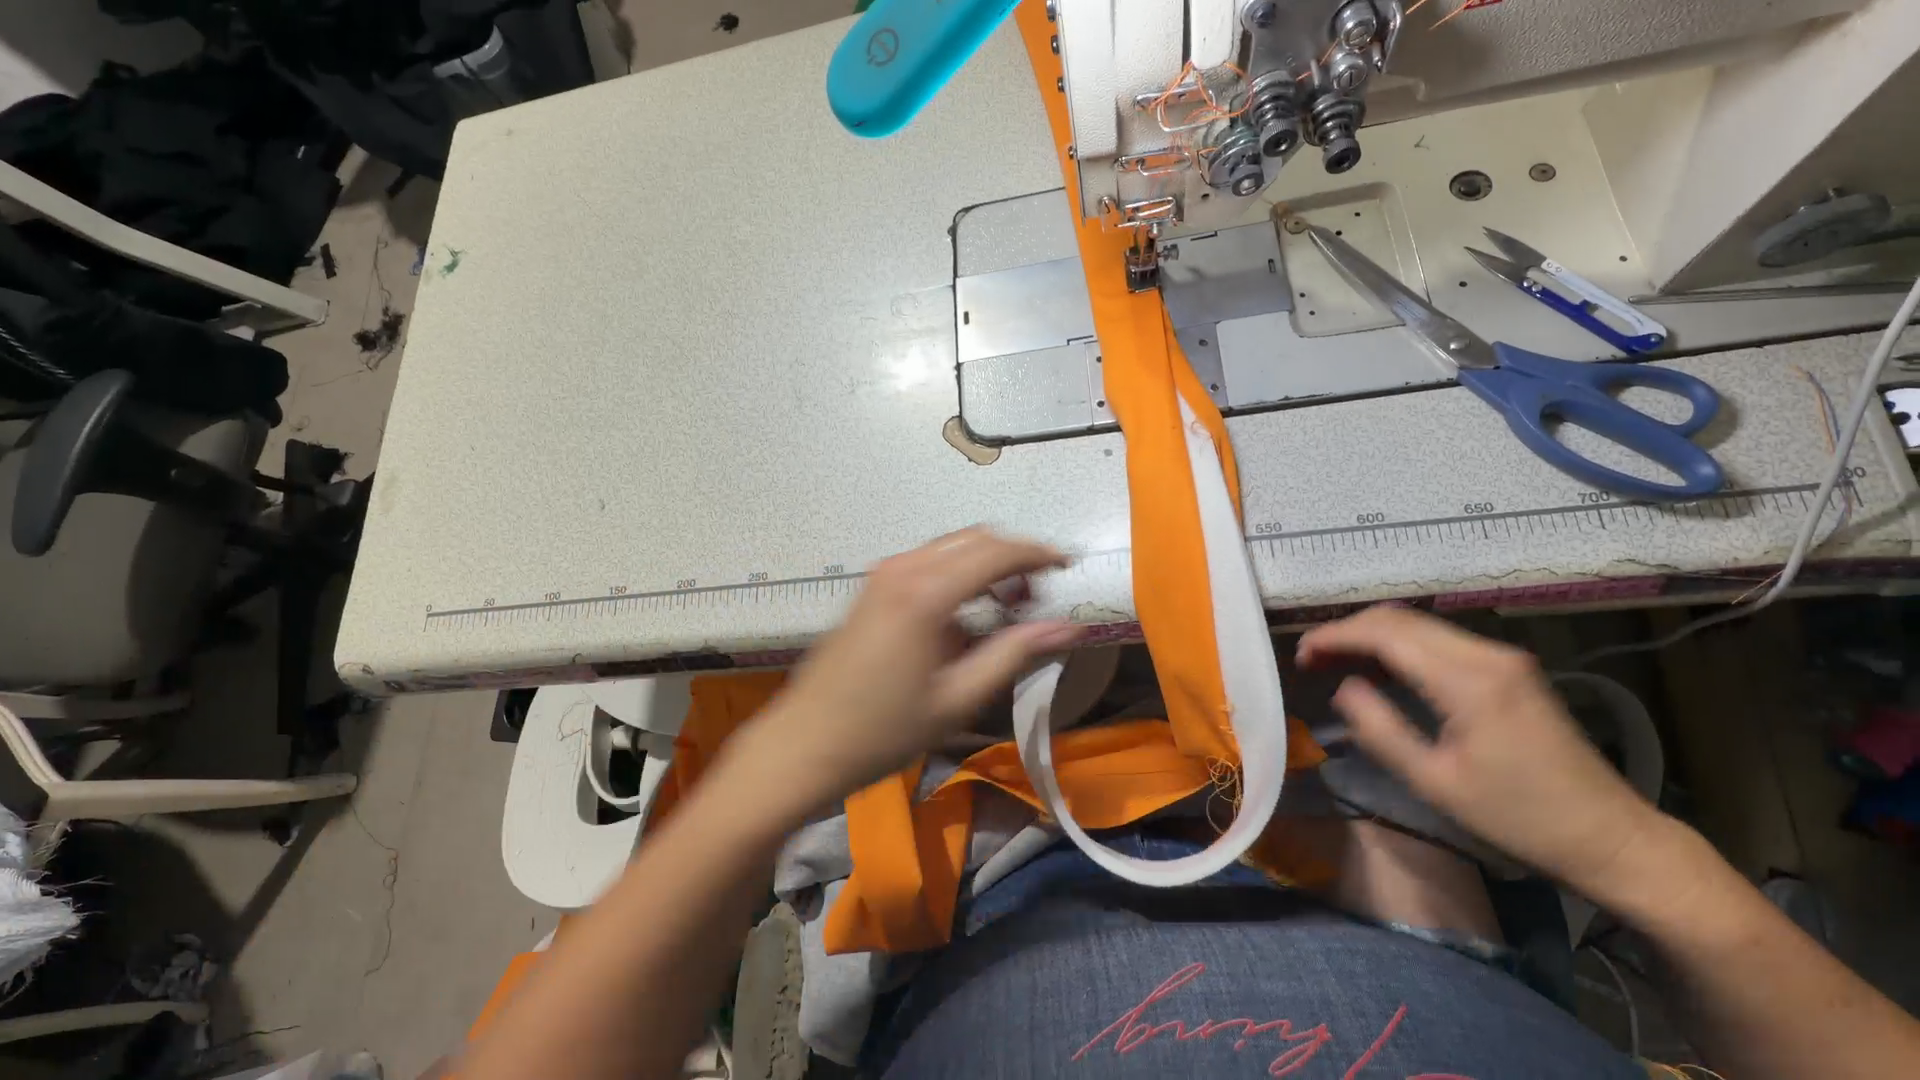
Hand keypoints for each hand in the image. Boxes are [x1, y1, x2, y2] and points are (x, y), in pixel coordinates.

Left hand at [743, 527, 1083, 807]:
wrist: (803, 745)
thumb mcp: (957, 699)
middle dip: (1014, 558)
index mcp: (925, 593)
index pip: (997, 551)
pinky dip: (958, 576)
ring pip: (950, 549)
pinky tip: (965, 620)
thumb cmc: (883, 732)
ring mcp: (881, 576)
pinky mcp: (871, 590)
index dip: (1038, 553)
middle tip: (1039, 598)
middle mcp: (902, 569)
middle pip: (974, 539)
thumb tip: (1067, 629)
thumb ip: (1013, 654)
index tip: (1069, 566)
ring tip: (1007, 612)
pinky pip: (927, 564)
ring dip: (985, 566)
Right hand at [1296, 606, 1666, 894]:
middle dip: (1349, 631)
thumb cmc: (1518, 818)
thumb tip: (1343, 687)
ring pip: (1421, 625)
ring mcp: (1505, 659)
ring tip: (1336, 664)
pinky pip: (1443, 641)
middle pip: (1402, 619)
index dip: (1336, 636)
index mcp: (1470, 681)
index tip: (1300, 655)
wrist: (1608, 836)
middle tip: (1310, 660)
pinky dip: (1402, 647)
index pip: (1386, 634)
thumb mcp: (1435, 783)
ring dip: (1374, 636)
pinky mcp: (1511, 670)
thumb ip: (1381, 730)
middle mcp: (1489, 654)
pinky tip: (1382, 671)